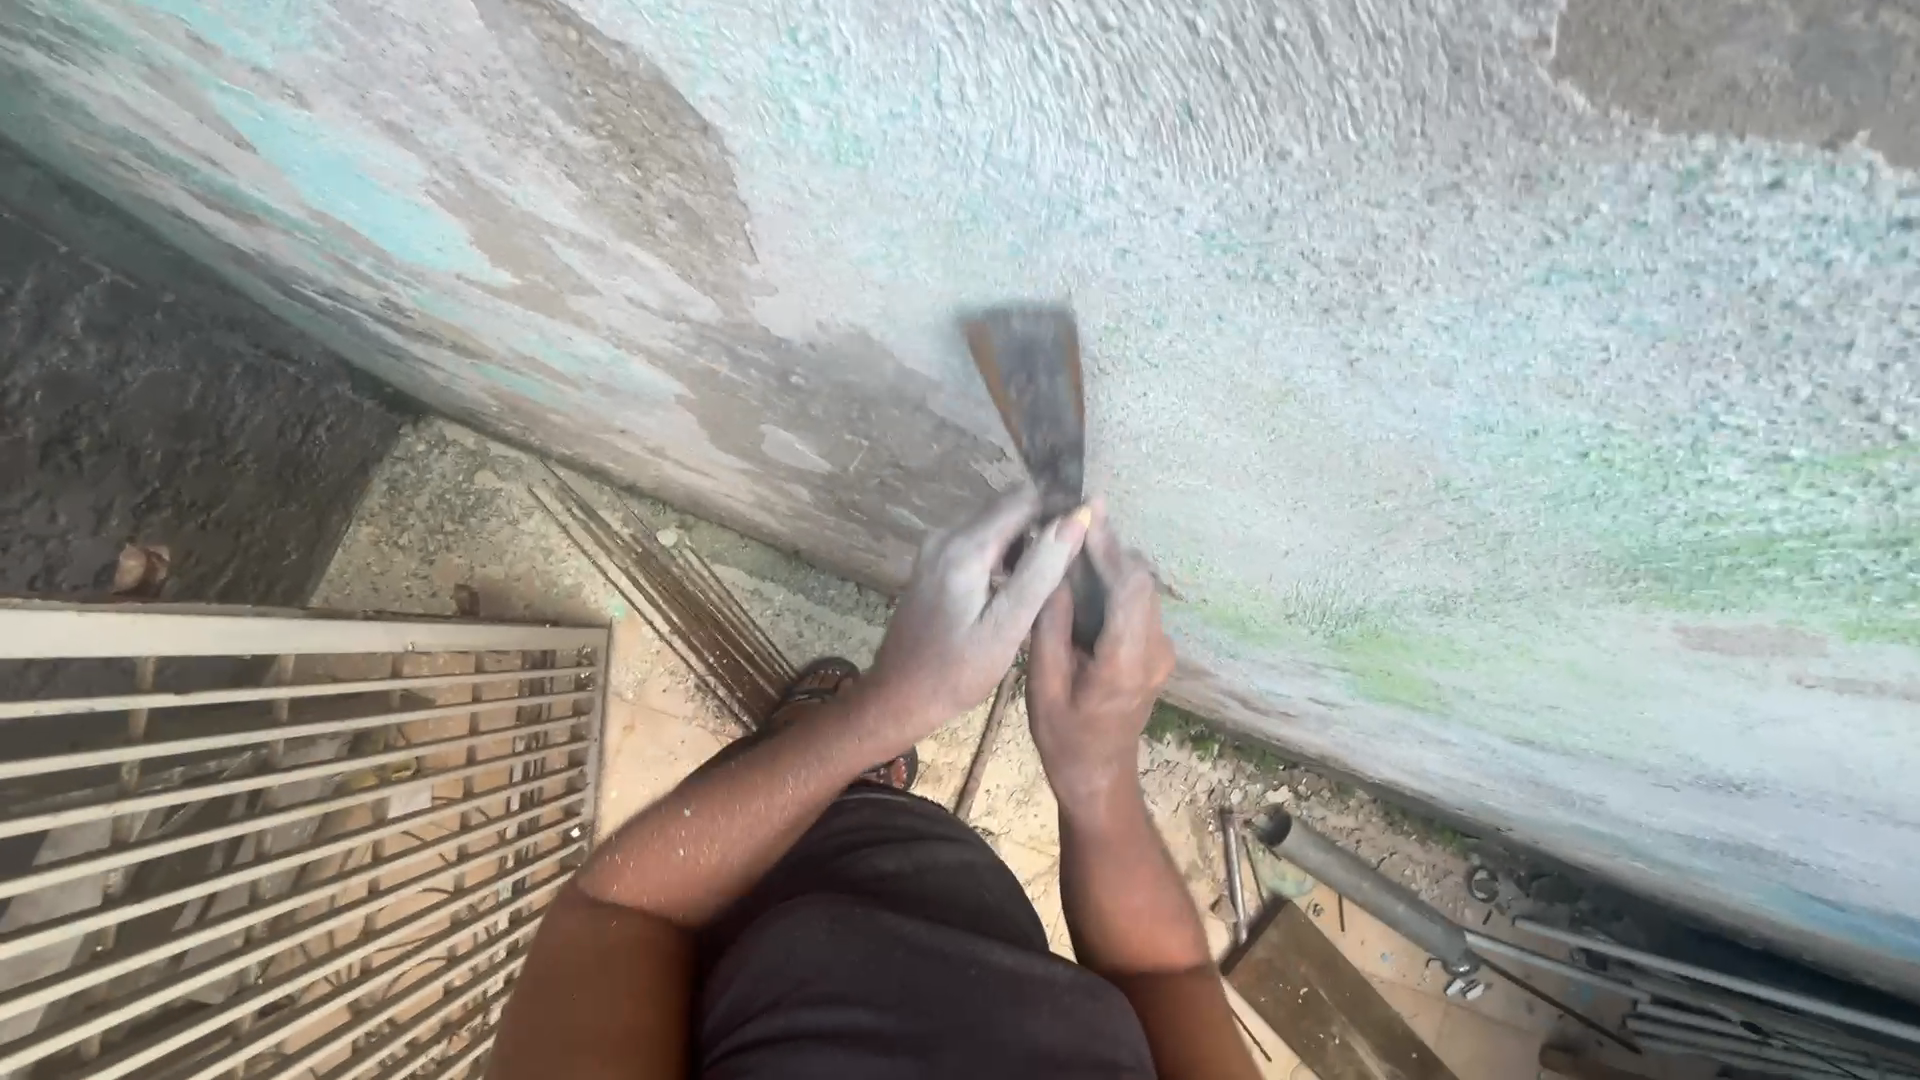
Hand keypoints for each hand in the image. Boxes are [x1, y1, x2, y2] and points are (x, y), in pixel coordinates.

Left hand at [861, 487, 1089, 752]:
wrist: (900, 694)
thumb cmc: (957, 672)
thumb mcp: (1007, 627)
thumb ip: (1041, 571)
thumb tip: (1076, 520)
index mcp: (965, 548)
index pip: (1025, 499)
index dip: (1062, 505)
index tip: (1093, 524)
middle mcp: (947, 535)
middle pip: (1009, 506)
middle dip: (1046, 518)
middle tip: (1080, 549)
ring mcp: (937, 547)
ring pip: (996, 522)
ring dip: (1028, 535)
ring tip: (1058, 566)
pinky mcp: (935, 561)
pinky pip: (980, 539)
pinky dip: (1006, 550)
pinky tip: (1023, 580)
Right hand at [1026, 510, 1175, 808]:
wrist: (1098, 774)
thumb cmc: (1064, 736)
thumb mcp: (1043, 684)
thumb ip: (1050, 627)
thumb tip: (1054, 571)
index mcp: (1126, 663)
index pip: (1130, 589)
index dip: (1110, 548)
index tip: (1087, 514)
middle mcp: (1155, 652)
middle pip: (1141, 582)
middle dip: (1109, 547)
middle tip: (1075, 516)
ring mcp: (1161, 651)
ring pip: (1142, 588)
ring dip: (1112, 561)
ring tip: (1076, 536)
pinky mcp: (1156, 650)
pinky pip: (1139, 603)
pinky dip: (1115, 580)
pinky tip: (1086, 570)